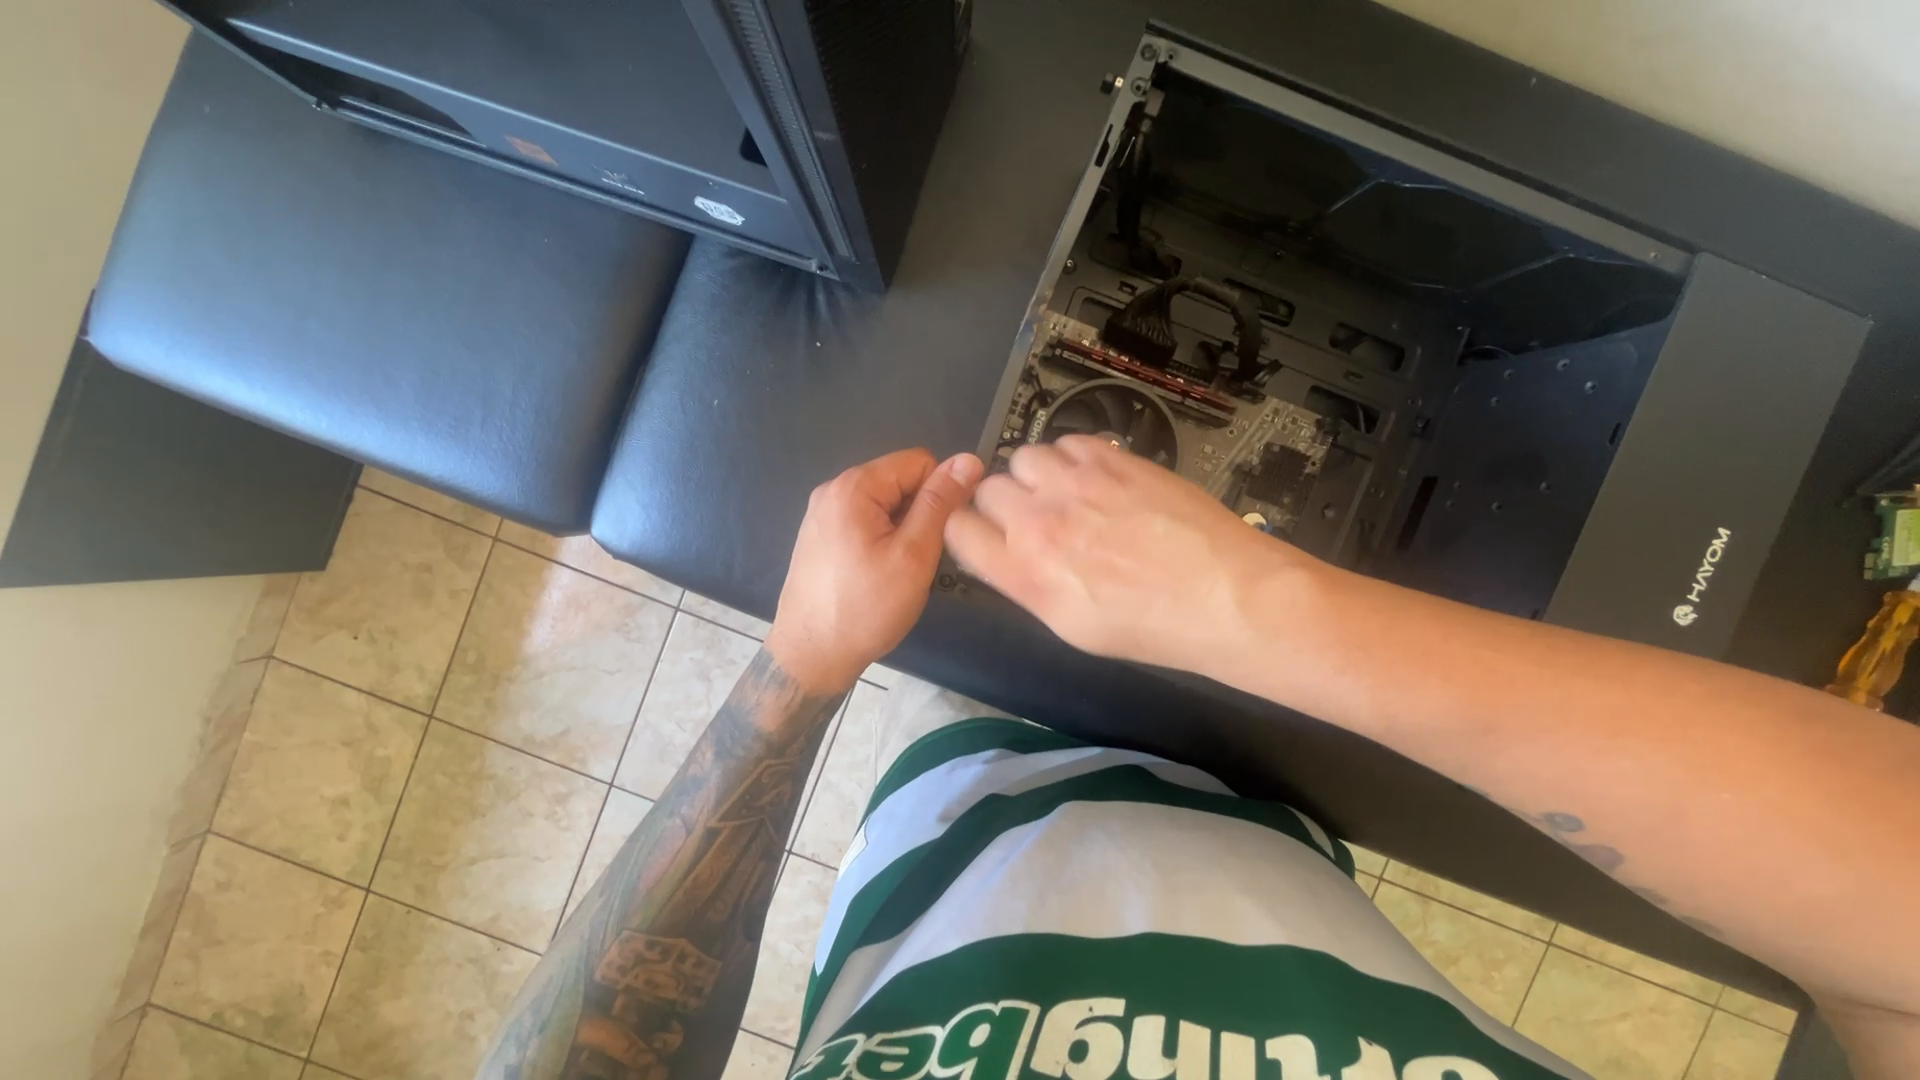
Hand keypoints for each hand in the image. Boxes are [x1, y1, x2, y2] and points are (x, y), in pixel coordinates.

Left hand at [766, 448, 984, 693]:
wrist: (810, 657)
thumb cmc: (866, 608)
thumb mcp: (914, 554)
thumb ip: (941, 503)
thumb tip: (968, 460)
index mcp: (853, 487)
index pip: (918, 461)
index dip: (942, 491)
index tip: (945, 532)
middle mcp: (832, 492)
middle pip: (898, 482)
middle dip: (921, 512)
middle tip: (923, 558)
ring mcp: (822, 517)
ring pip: (884, 506)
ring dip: (903, 531)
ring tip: (903, 570)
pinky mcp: (819, 540)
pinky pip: (864, 525)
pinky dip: (882, 542)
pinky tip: (881, 576)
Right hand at [943, 435, 1320, 671]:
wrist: (1223, 595)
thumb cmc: (1152, 625)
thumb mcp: (1072, 626)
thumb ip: (1026, 585)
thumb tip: (1007, 556)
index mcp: (1024, 572)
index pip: (956, 529)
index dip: (968, 529)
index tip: (985, 533)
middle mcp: (1040, 522)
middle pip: (987, 490)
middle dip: (1004, 503)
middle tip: (1037, 518)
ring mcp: (1076, 484)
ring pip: (1024, 457)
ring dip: (1038, 475)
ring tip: (1067, 494)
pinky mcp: (1113, 460)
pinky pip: (1068, 441)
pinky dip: (1073, 457)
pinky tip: (1096, 479)